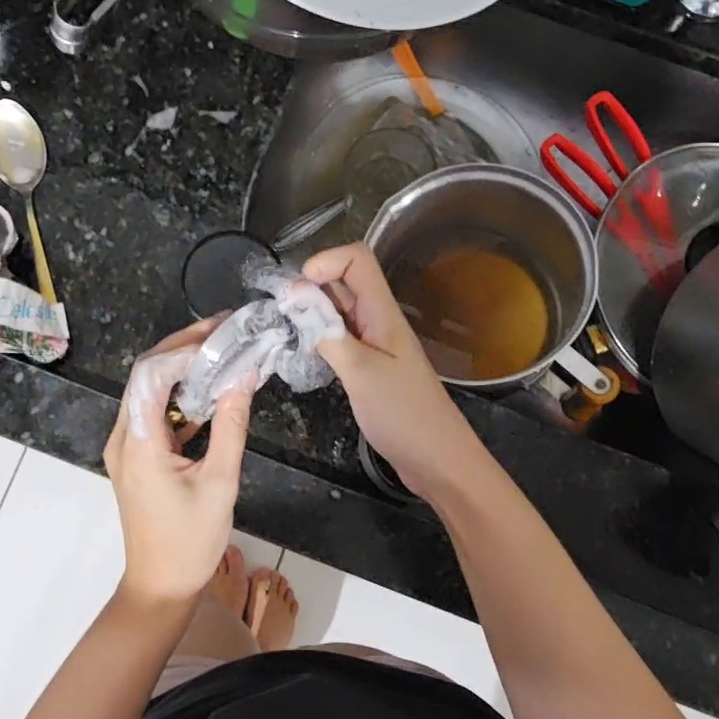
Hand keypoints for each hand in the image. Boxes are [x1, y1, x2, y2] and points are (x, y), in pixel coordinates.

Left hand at [104, 318, 252, 604]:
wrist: (160, 586)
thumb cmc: (190, 541)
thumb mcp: (220, 481)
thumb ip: (231, 425)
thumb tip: (244, 376)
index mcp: (138, 441)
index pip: (151, 374)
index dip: (186, 349)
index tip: (223, 337)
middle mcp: (124, 436)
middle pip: (147, 375)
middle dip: (185, 348)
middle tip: (226, 329)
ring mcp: (128, 446)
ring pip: (151, 391)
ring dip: (184, 370)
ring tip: (224, 349)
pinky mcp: (137, 457)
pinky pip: (156, 414)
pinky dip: (182, 398)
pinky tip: (213, 389)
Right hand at [302, 244, 479, 499]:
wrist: (437, 459)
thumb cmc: (404, 415)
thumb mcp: (361, 372)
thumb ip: (327, 333)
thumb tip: (296, 297)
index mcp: (383, 313)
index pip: (356, 259)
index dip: (324, 261)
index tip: (295, 291)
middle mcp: (379, 321)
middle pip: (344, 282)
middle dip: (309, 287)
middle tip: (281, 315)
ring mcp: (375, 344)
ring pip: (339, 311)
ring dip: (311, 314)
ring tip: (286, 334)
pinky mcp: (370, 367)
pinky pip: (341, 338)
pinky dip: (319, 339)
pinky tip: (304, 356)